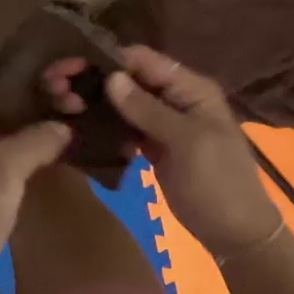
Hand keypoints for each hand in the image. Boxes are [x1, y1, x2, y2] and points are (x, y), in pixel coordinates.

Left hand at [0, 82, 71, 272]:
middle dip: (47, 90)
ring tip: (84, 108)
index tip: (73, 66)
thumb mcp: (7, 164)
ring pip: (19, 117)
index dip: (38, 68)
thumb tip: (67, 126)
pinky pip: (20, 141)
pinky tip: (71, 135)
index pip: (3, 71)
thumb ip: (39, 137)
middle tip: (83, 90)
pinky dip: (42, 138)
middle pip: (12, 93)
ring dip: (47, 114)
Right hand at [49, 45, 280, 253]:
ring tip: (62, 105)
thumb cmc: (218, 182)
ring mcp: (163, 122)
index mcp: (191, 88)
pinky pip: (125, 125)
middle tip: (58, 90)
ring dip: (96, 102)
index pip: (143, 60)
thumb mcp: (186, 142)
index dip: (108, 60)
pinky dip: (105, 124)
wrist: (236, 234)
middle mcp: (175, 97)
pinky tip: (78, 125)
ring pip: (123, 101)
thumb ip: (148, 109)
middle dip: (95, 80)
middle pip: (129, 77)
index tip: (71, 68)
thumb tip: (111, 77)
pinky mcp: (152, 145)